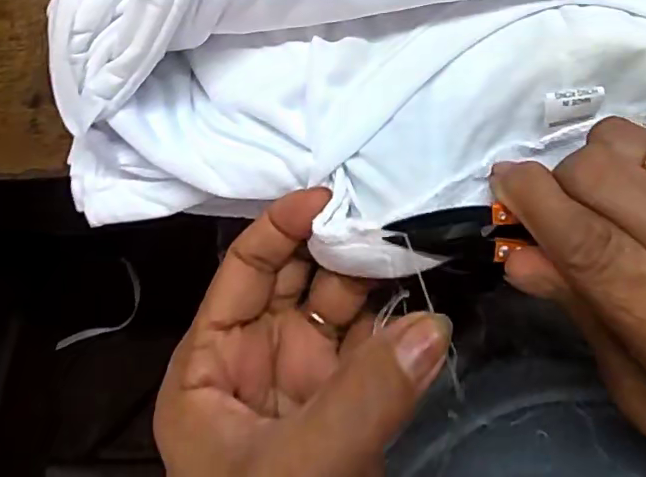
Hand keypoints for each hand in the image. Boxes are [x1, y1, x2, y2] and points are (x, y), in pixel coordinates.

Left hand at [154, 188, 452, 476]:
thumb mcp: (298, 469)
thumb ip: (362, 399)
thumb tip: (435, 323)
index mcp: (211, 365)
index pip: (244, 269)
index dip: (281, 225)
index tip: (330, 196)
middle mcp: (257, 358)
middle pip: (299, 276)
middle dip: (339, 241)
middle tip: (389, 211)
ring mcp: (305, 377)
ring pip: (341, 301)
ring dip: (376, 271)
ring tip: (415, 239)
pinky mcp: (349, 398)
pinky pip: (374, 339)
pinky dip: (400, 313)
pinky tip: (425, 287)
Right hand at [491, 118, 645, 476]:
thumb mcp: (645, 398)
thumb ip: (582, 315)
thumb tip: (516, 251)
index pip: (601, 253)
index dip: (541, 207)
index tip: (502, 179)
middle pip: (606, 179)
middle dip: (562, 182)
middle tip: (559, 208)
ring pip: (627, 141)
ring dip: (599, 166)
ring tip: (614, 206)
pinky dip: (638, 162)